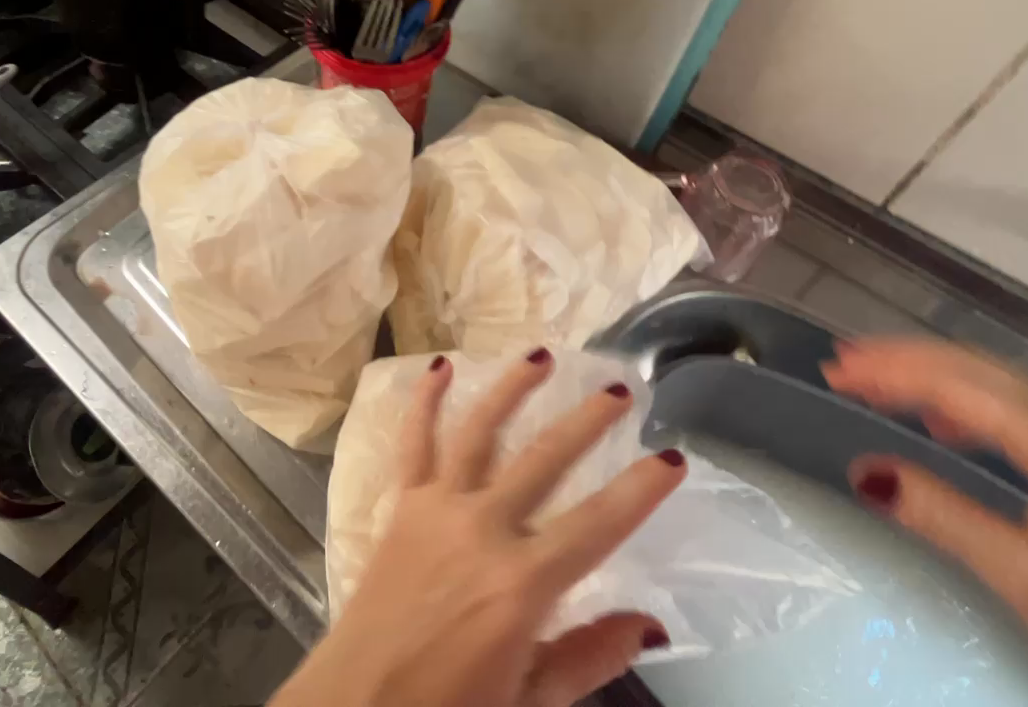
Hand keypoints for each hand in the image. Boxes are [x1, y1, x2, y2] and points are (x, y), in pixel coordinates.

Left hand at [269, 350, 688, 706]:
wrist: (355, 706)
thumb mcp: (532, 700)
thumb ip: (590, 655)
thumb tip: (650, 622)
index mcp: (522, 583)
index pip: (598, 524)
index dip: (640, 490)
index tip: (671, 457)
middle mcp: (482, 529)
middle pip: (544, 460)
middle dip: (587, 422)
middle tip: (618, 390)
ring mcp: (437, 508)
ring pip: (480, 431)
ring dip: (512, 389)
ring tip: (541, 355)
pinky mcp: (402, 504)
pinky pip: (414, 442)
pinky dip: (425, 401)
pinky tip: (440, 366)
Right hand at [825, 337, 1027, 706]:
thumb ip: (942, 516)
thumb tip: (862, 469)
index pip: (960, 385)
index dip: (890, 371)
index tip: (832, 369)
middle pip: (979, 369)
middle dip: (902, 361)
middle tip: (839, 363)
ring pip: (999, 383)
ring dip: (931, 377)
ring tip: (871, 382)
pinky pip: (1022, 407)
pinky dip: (967, 403)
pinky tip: (941, 422)